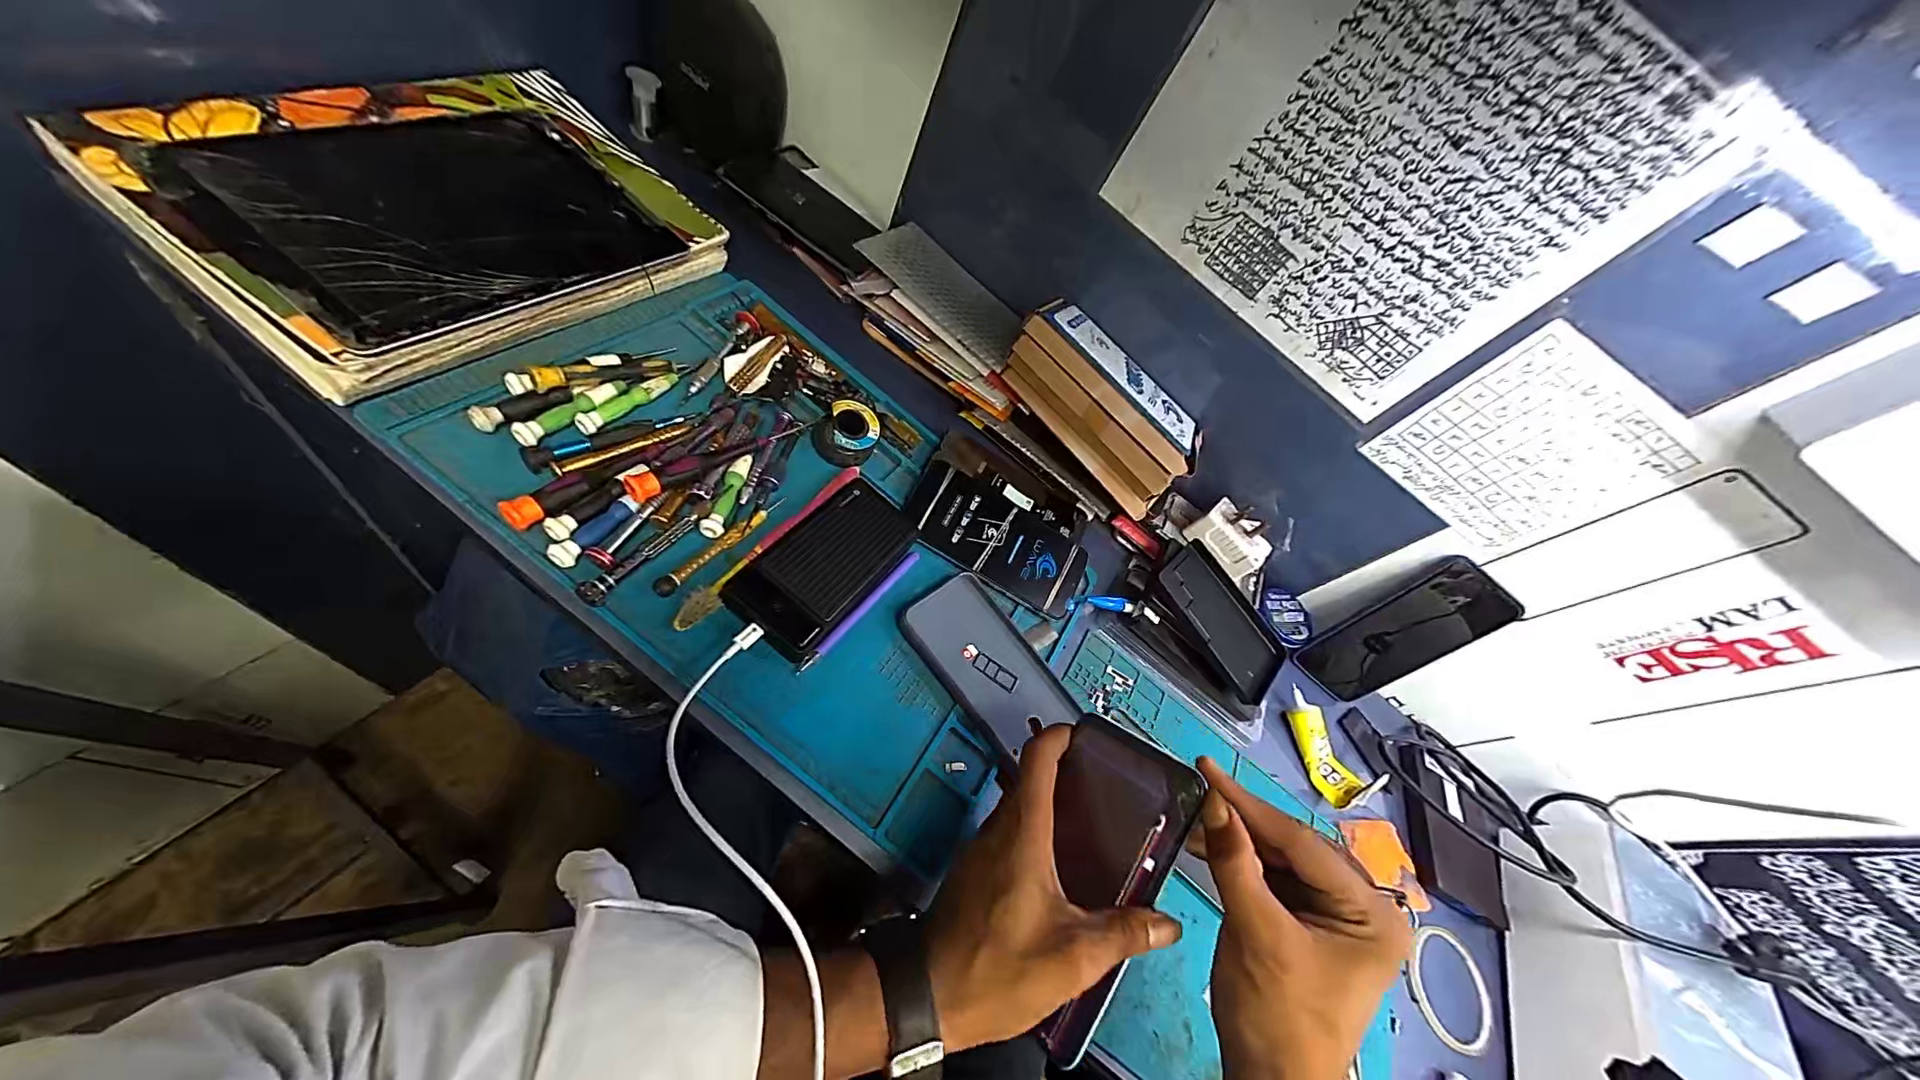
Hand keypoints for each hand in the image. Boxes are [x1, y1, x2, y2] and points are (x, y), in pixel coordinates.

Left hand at [923, 725, 1182, 1050]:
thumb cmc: (998, 967)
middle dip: (1066, 770)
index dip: (1059, 737)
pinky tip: (1062, 860)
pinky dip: (1037, 826)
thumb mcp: (1072, 957)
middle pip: (1030, 777)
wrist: (928, 994)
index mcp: (1023, 832)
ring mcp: (982, 846)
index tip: (1086, 736)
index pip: (1037, 759)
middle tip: (1107, 785)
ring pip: (1019, 804)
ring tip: (1094, 820)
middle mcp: (999, 828)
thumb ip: (1123, 934)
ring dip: (1051, 800)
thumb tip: (1168, 923)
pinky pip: (1010, 829)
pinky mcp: (976, 868)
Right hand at [1194, 757, 1410, 1079]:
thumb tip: (1214, 801)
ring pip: (1281, 856)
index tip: (1208, 767)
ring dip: (1239, 837)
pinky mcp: (1308, 920)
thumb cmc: (1277, 1017)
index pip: (1301, 842)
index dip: (1249, 802)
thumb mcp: (1256, 933)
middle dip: (1244, 820)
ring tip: (1199, 815)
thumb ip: (1235, 863)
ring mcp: (1335, 914)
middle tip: (1200, 789)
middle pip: (1293, 845)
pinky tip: (1213, 843)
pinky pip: (1273, 875)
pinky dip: (1241, 860)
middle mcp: (1363, 907)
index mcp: (1371, 914)